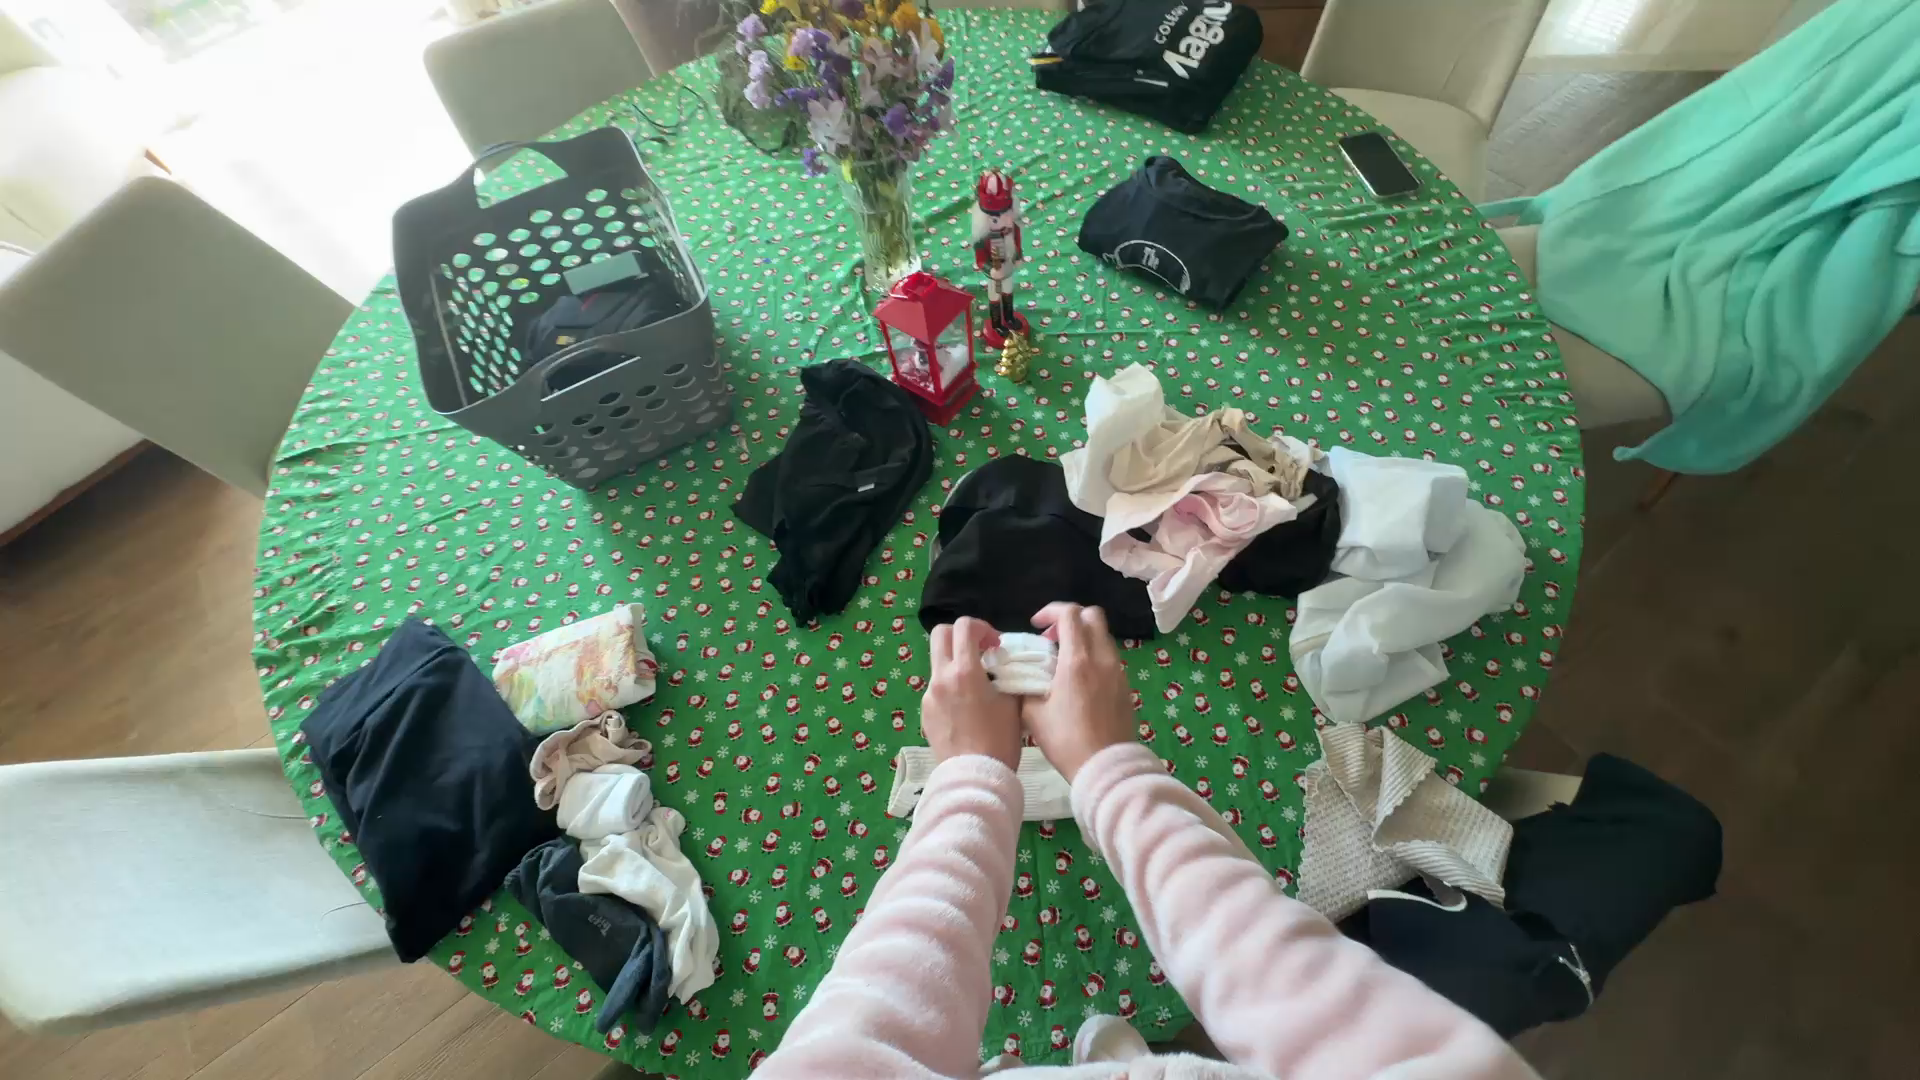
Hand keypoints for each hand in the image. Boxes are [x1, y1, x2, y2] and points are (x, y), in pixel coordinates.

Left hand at [921, 617, 1022, 768]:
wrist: (975, 777)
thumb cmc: (1000, 740)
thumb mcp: (1012, 702)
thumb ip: (1006, 676)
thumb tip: (1003, 666)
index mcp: (964, 671)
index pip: (964, 626)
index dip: (982, 627)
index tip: (995, 645)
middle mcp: (941, 678)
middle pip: (940, 634)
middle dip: (961, 635)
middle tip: (980, 651)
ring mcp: (929, 695)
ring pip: (938, 662)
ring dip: (955, 662)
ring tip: (976, 683)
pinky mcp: (925, 712)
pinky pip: (937, 687)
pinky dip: (951, 685)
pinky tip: (966, 707)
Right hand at [1022, 604, 1135, 781]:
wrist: (1106, 767)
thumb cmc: (1066, 741)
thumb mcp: (1033, 714)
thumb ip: (1026, 686)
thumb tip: (1023, 676)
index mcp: (1076, 660)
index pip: (1069, 614)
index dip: (1050, 611)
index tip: (1036, 625)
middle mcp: (1101, 658)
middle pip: (1093, 615)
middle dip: (1070, 618)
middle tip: (1052, 638)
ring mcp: (1118, 671)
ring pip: (1103, 636)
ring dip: (1083, 637)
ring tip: (1064, 660)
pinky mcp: (1126, 686)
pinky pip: (1110, 656)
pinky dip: (1094, 655)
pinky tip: (1080, 679)